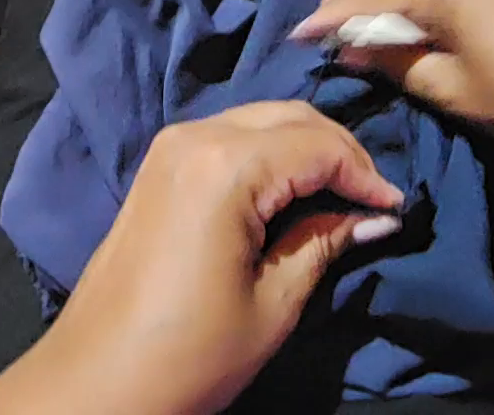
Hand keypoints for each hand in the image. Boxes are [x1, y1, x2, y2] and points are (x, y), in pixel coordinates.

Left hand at [0, 101, 403, 414]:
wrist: (97, 378)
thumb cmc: (191, 352)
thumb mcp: (273, 302)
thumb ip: (324, 242)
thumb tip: (375, 216)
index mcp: (226, 165)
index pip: (315, 145)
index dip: (363, 172)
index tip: (396, 205)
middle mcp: (197, 135)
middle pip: (288, 116)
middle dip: (337, 149)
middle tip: (372, 196)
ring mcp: (173, 143)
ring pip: (260, 118)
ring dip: (304, 145)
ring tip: (340, 191)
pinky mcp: (161, 160)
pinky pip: (231, 134)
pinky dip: (270, 149)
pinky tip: (292, 184)